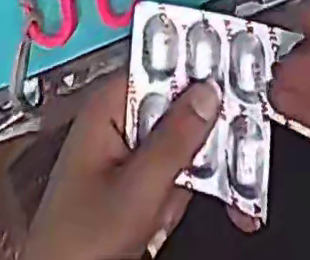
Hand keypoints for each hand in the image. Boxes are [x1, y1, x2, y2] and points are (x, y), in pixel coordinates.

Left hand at [24, 76, 220, 259]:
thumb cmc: (77, 241)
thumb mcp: (136, 189)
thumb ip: (174, 140)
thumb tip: (207, 95)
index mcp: (107, 107)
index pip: (157, 68)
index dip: (194, 71)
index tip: (231, 75)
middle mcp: (116, 121)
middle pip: (174, 106)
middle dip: (201, 136)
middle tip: (231, 149)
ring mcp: (126, 152)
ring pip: (178, 142)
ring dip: (193, 172)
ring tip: (174, 206)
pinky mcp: (134, 180)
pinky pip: (172, 171)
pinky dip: (180, 193)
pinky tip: (167, 219)